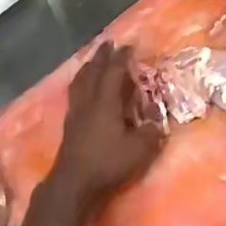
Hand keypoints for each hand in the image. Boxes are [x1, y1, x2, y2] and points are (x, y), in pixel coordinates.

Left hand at [43, 43, 162, 219]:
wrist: (74, 181)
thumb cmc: (107, 163)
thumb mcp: (139, 151)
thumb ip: (150, 134)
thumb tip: (156, 124)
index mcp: (104, 102)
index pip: (112, 72)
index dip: (121, 58)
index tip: (128, 46)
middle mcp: (87, 101)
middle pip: (92, 71)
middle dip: (101, 56)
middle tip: (107, 43)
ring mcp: (75, 112)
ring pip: (80, 81)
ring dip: (88, 67)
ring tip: (93, 60)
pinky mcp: (69, 124)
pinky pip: (75, 92)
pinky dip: (81, 82)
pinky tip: (82, 87)